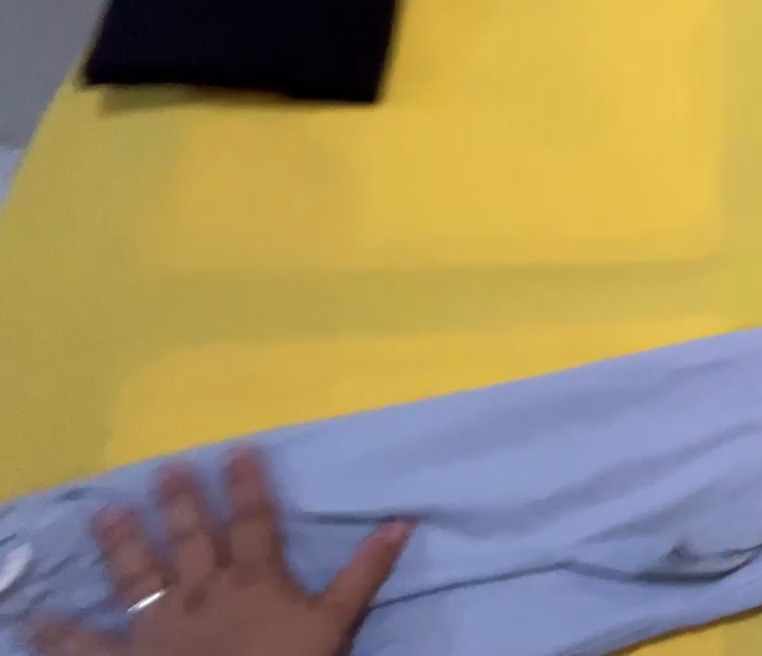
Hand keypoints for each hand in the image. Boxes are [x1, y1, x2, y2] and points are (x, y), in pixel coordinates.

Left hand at [26, 448, 411, 655]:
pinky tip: (34, 615)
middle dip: (181, 503)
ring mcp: (155, 630)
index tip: (238, 449)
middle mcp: (202, 593)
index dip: (247, 484)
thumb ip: (364, 571)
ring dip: (122, 545)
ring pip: (138, 579)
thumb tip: (402, 519)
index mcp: (253, 579)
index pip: (253, 521)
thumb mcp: (334, 622)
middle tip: (167, 466)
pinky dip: (57, 633)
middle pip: (192, 540)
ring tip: (105, 512)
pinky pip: (83, 648)